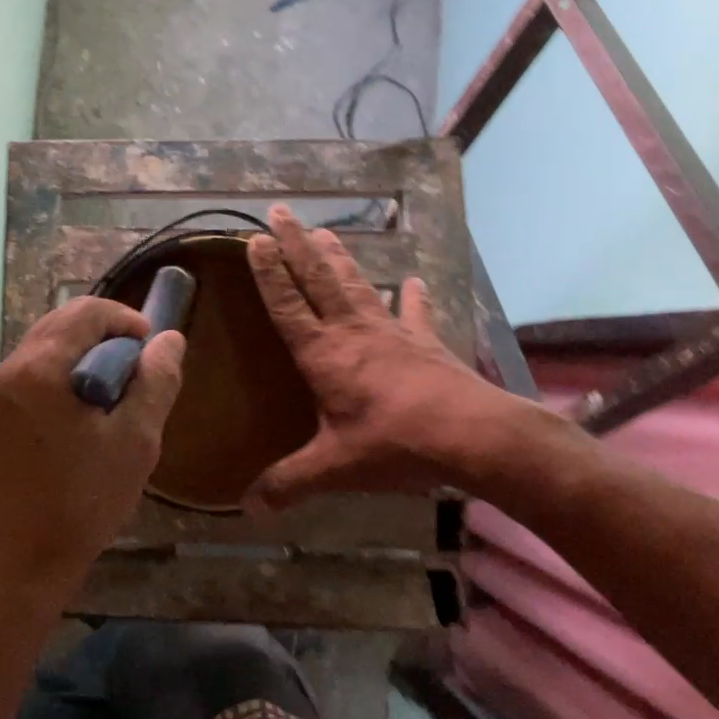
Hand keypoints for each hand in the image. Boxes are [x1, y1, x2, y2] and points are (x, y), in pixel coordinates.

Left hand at [0, 297, 185, 597]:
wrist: (17, 564)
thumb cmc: (80, 502)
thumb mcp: (135, 442)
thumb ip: (155, 382)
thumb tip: (169, 340)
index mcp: (40, 368)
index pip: (87, 311)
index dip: (127, 320)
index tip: (152, 352)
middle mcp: (10, 370)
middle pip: (62, 324)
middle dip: (105, 338)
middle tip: (137, 378)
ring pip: (47, 350)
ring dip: (84, 359)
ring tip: (115, 403)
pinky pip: (33, 378)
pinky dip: (63, 380)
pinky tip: (84, 422)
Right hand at [242, 204, 549, 511]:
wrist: (473, 436)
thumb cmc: (395, 444)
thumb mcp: (335, 467)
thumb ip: (289, 482)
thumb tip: (246, 508)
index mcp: (323, 354)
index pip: (287, 304)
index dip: (268, 272)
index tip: (255, 238)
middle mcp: (352, 331)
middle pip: (317, 278)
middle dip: (296, 243)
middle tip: (281, 210)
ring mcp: (391, 332)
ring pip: (355, 284)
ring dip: (337, 257)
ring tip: (324, 230)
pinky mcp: (425, 342)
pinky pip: (414, 312)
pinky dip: (411, 295)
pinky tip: (412, 279)